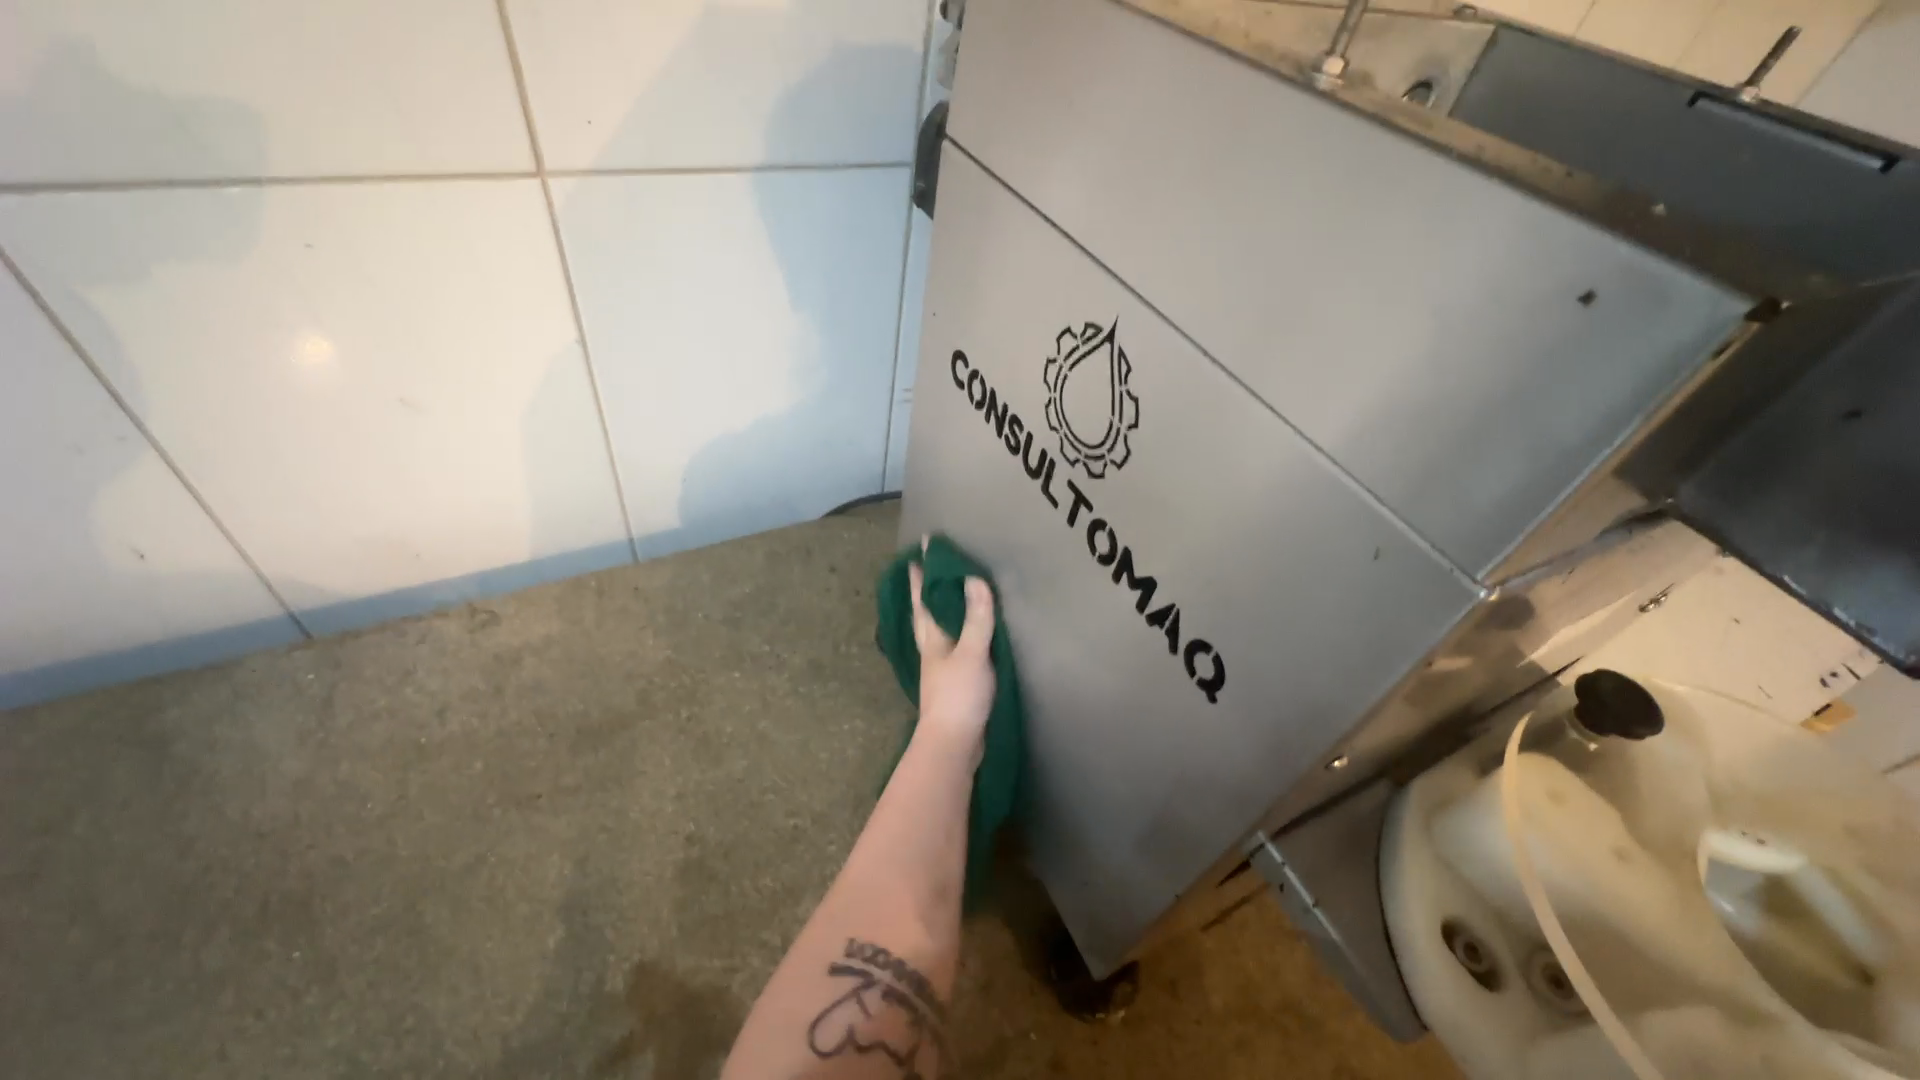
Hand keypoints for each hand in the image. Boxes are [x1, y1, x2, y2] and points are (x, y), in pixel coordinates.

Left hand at [908, 542, 996, 767]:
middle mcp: (932, 652)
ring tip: (946, 600)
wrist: (952, 745)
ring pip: (938, 634)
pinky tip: (966, 640)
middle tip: (926, 572)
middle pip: (925, 617)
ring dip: (941, 615)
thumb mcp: (971, 653)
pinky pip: (954, 651)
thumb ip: (975, 618)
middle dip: (925, 595)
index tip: (917, 554)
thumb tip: (973, 579)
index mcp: (932, 640)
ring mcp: (940, 671)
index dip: (922, 578)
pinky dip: (958, 637)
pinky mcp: (953, 687)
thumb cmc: (958, 696)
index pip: (924, 601)